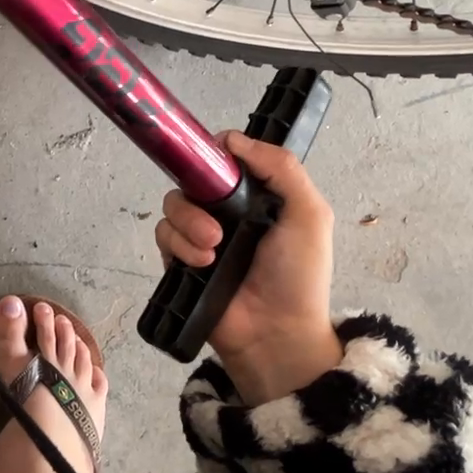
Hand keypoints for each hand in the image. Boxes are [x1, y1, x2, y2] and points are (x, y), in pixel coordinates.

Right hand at [154, 131, 341, 403]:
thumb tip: (231, 138)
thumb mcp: (309, 215)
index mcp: (255, 194)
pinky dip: (179, 247)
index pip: (222, 158)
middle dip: (197, 201)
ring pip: (173, 206)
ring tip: (211, 253)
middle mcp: (224, 209)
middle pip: (191, 179)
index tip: (213, 165)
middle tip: (217, 230)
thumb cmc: (299, 276)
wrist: (276, 334)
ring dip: (189, 227)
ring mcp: (200, 233)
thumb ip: (281, 168)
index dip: (213, 155)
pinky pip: (163, 234)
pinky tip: (201, 264)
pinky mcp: (179, 257)